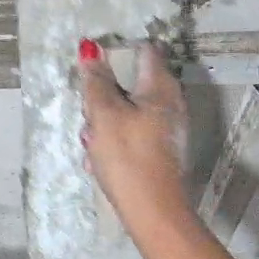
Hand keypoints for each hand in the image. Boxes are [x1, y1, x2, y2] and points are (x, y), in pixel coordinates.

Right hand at [80, 39, 191, 229]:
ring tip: (91, 143)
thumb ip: (96, 82)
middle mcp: (170, 102)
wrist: (152, 209)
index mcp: (161, 86)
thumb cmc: (127, 156)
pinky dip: (114, 143)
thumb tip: (91, 49)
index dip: (118, 53)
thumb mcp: (104, 115)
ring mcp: (167, 128)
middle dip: (104, 97)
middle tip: (88, 115)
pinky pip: (132, 136)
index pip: (144, 51)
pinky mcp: (160, 151)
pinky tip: (100, 161)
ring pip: (127, 113)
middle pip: (131, 85)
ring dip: (104, 124)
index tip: (94, 67)